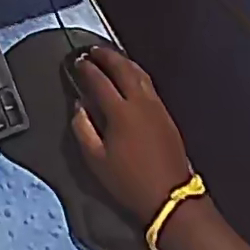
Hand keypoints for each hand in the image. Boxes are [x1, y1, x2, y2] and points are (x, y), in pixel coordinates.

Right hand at [70, 46, 193, 223]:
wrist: (172, 199)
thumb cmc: (129, 181)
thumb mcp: (95, 160)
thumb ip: (82, 128)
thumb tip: (79, 105)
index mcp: (120, 113)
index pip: (100, 80)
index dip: (87, 68)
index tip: (77, 62)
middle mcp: (140, 103)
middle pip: (123, 69)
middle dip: (106, 56)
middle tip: (93, 50)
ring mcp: (156, 107)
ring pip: (139, 74)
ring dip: (123, 61)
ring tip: (111, 56)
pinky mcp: (166, 115)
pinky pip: (149, 84)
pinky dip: (136, 72)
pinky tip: (130, 75)